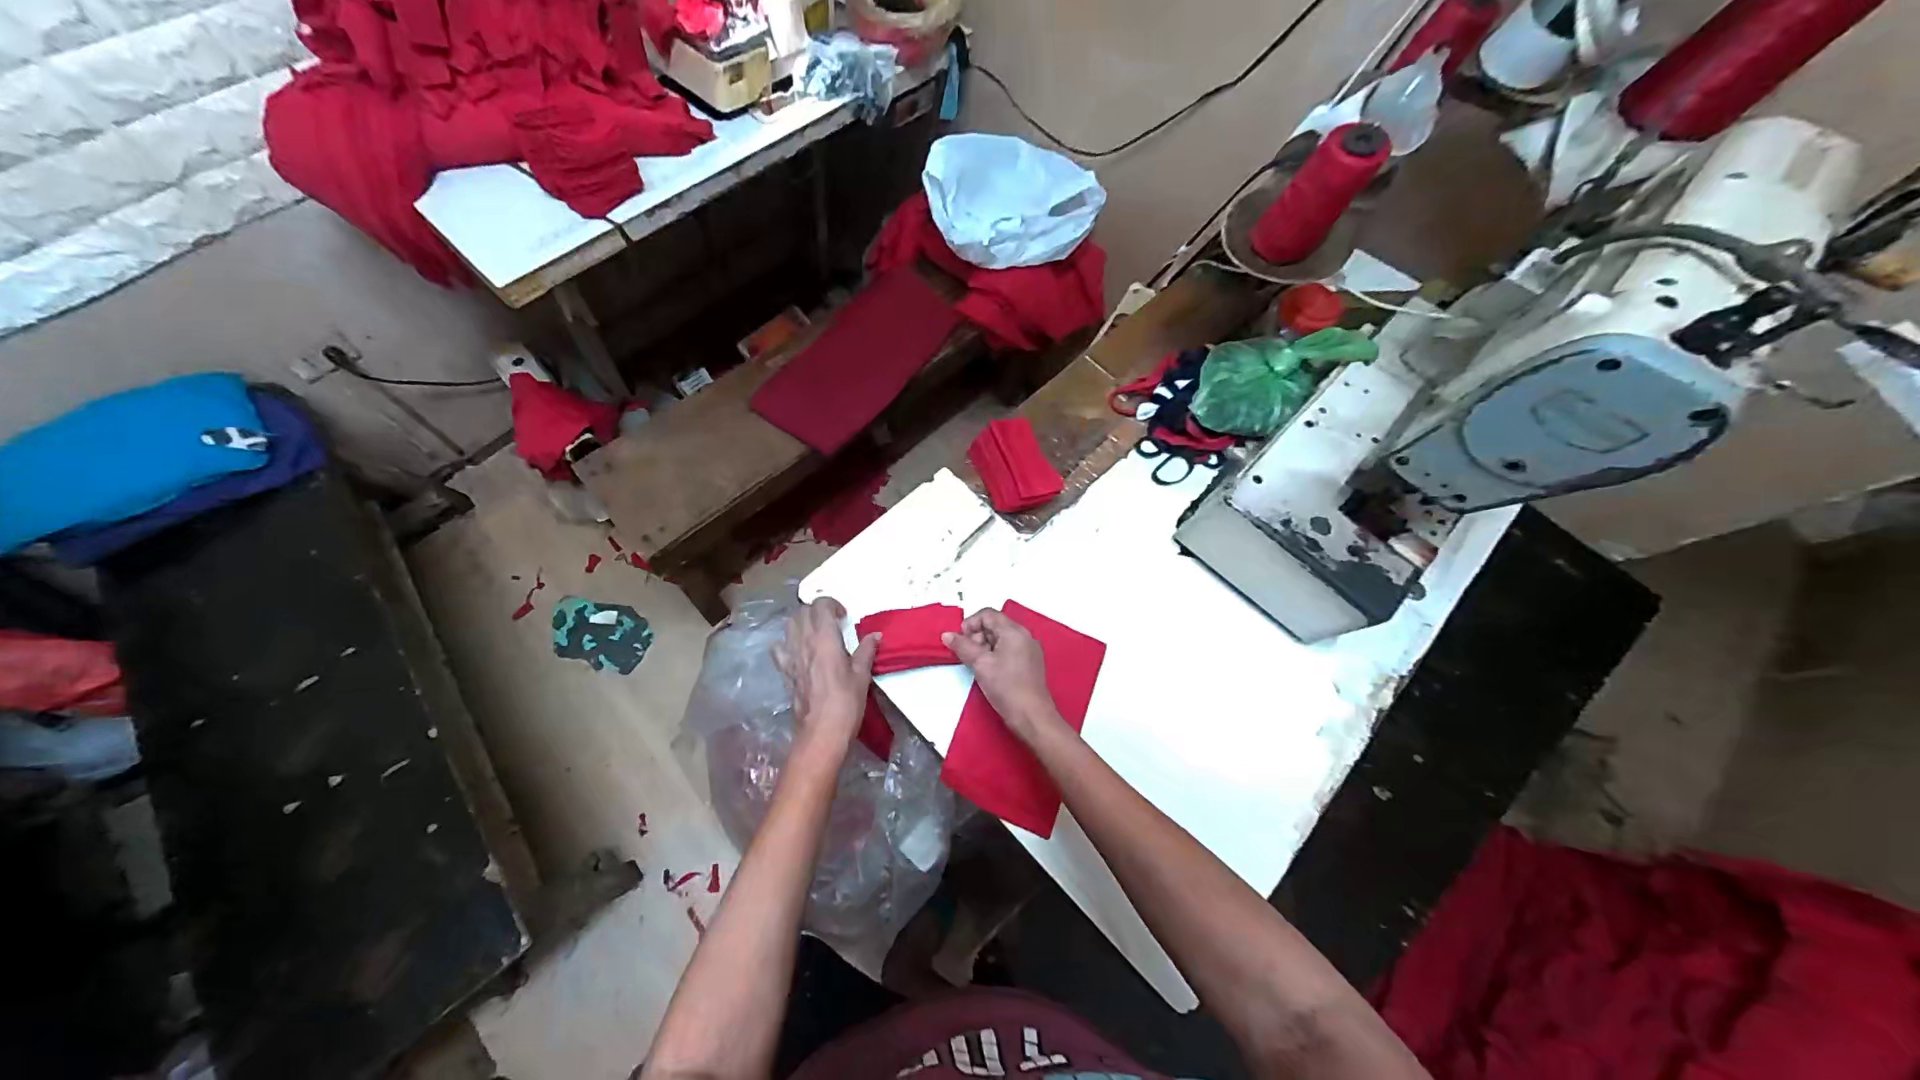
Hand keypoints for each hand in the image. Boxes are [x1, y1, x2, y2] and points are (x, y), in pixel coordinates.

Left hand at [774, 597, 877, 757]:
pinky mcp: (785, 672)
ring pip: (789, 626)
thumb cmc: (846, 702)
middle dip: (817, 611)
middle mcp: (804, 642)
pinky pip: (779, 649)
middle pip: (803, 612)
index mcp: (825, 638)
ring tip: (815, 632)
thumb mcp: (862, 674)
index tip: (844, 616)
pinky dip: (786, 643)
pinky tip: (797, 651)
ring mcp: (790, 656)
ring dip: (801, 622)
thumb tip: (875, 636)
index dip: (832, 604)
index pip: (821, 605)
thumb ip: (866, 651)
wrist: (822, 731)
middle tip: (832, 622)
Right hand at [943, 608, 1064, 744]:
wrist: (1032, 716)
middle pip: (995, 625)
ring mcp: (1030, 650)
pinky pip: (1009, 650)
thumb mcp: (980, 664)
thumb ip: (962, 646)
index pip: (988, 614)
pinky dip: (996, 655)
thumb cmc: (1006, 687)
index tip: (960, 640)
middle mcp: (1025, 636)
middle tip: (968, 655)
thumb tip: (947, 635)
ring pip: (1001, 639)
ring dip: (985, 647)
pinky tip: (989, 671)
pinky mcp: (1030, 664)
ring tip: (977, 665)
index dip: (970, 623)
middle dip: (977, 636)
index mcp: (1014, 631)